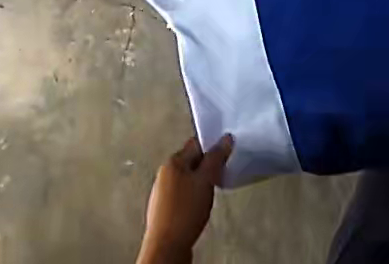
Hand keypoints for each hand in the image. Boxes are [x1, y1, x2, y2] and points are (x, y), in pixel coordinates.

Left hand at [137, 134, 232, 263]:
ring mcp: (162, 193)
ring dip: (199, 184)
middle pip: (191, 161)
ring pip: (187, 179)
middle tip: (219, 175)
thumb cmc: (184, 212)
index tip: (225, 152)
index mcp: (172, 161)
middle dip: (206, 167)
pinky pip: (182, 196)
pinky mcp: (164, 211)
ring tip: (209, 194)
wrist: (167, 248)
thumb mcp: (206, 180)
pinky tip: (198, 209)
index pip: (195, 143)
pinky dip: (192, 199)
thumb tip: (225, 139)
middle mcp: (164, 173)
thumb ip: (216, 158)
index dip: (212, 146)